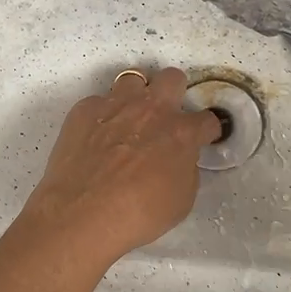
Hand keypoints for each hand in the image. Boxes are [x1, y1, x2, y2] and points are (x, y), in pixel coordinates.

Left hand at [15, 67, 221, 268]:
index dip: (206, 130)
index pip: (207, 119)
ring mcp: (115, 104)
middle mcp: (150, 109)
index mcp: (181, 132)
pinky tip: (95, 138)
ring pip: (132, 79)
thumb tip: (178, 157)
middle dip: (174, 92)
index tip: (201, 137)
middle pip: (172, 78)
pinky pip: (98, 102)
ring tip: (127, 120)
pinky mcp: (84, 109)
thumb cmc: (139, 213)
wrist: (83, 212)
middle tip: (165, 115)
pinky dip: (101, 116)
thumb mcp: (181, 199)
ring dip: (135, 96)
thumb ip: (185, 169)